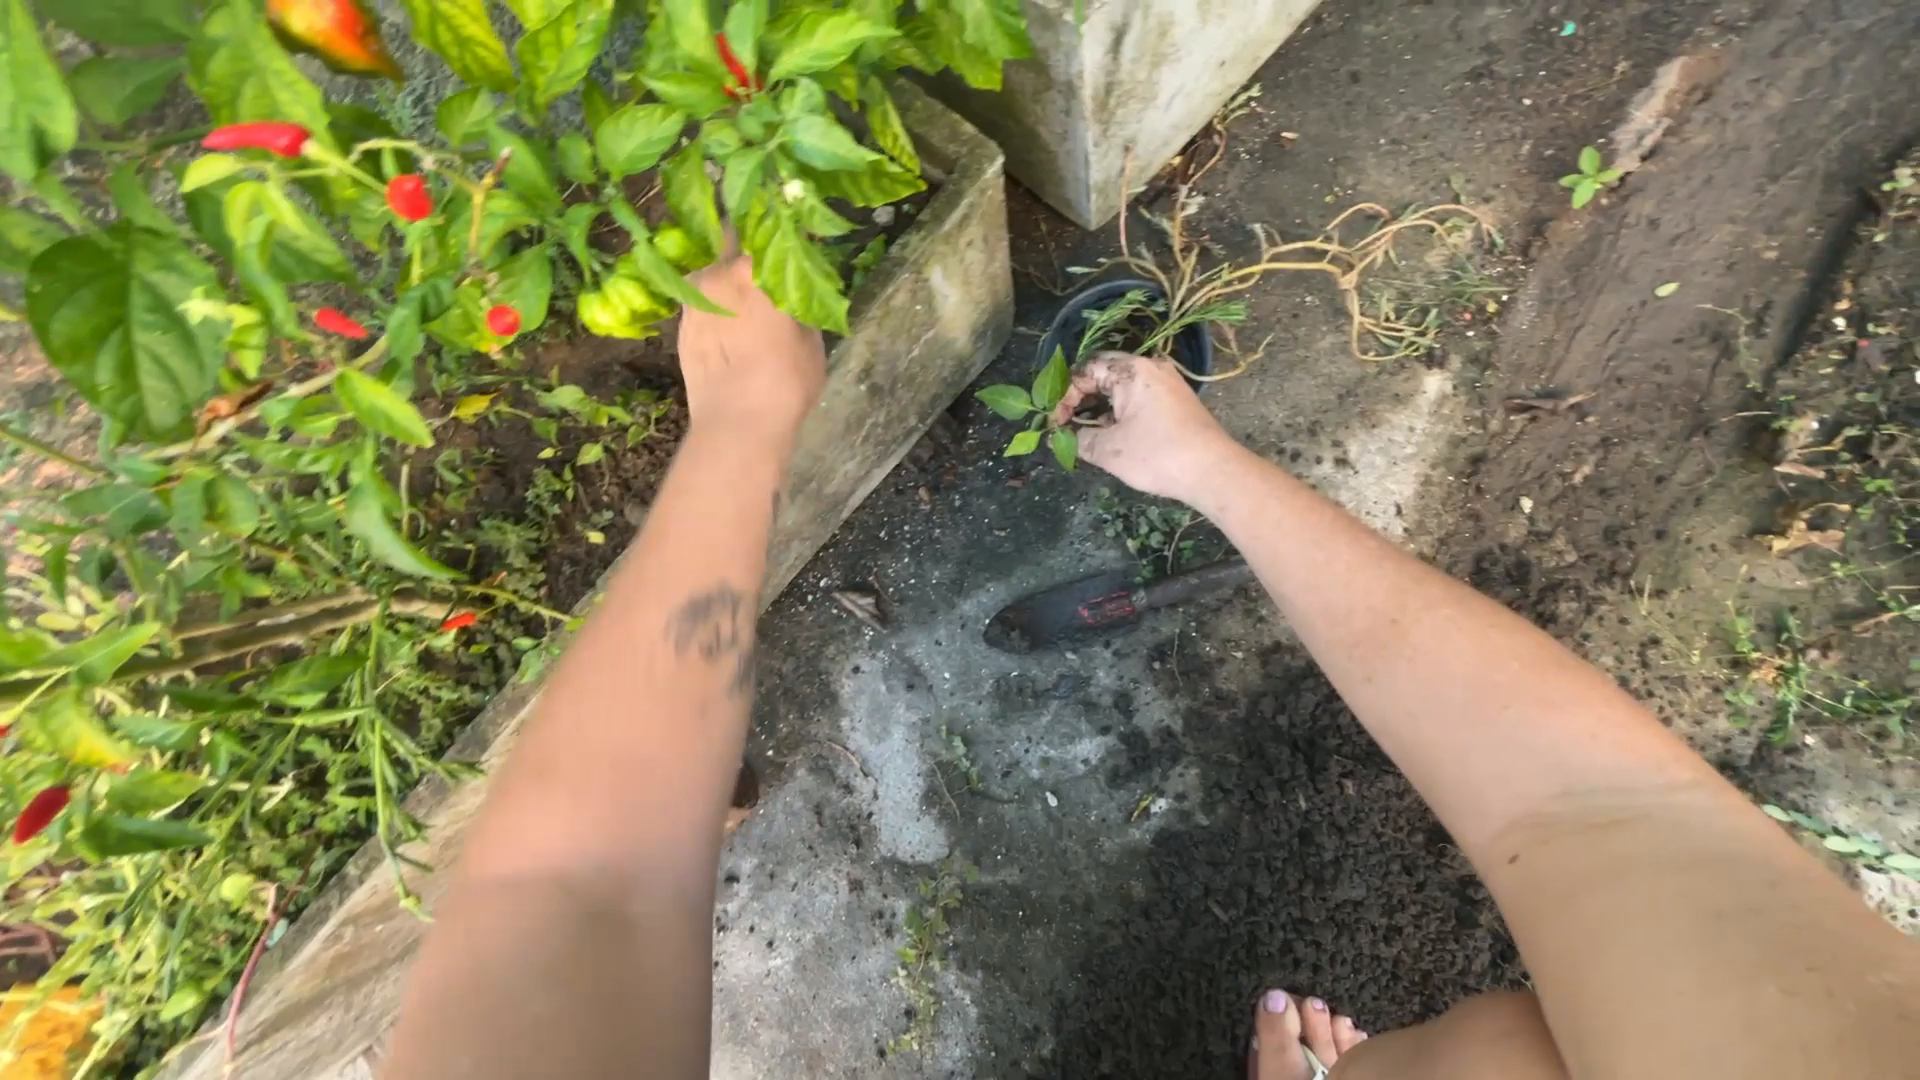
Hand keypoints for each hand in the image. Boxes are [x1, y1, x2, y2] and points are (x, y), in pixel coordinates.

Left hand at [677, 250, 826, 443]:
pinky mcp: (682, 327)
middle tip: (764, 255)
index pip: (766, 231)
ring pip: (711, 272)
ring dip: (727, 276)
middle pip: (728, 240)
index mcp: (752, 269)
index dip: (779, 233)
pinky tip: (732, 321)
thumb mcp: (810, 341)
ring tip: (747, 292)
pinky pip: (702, 302)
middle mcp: (716, 274)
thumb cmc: (785, 381)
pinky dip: (716, 303)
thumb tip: (793, 296)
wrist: (737, 425)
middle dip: (744, 242)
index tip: (791, 239)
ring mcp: (693, 300)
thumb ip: (799, 306)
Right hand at [1049, 352, 1240, 501]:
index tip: (1056, 423)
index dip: (1065, 397)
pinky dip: (1120, 413)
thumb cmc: (1156, 455)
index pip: (1086, 371)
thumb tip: (1060, 436)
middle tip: (1066, 424)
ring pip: (1122, 388)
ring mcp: (1167, 383)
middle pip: (1104, 374)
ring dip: (1100, 408)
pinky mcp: (1175, 401)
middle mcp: (1151, 368)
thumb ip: (1078, 439)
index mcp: (1132, 370)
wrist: (1212, 471)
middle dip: (1081, 400)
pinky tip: (1112, 435)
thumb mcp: (1108, 450)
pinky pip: (1138, 399)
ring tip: (1086, 433)